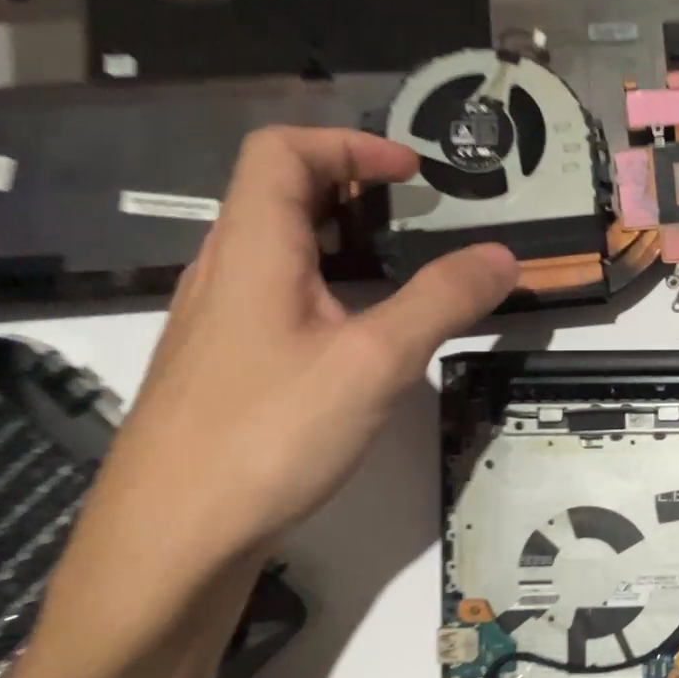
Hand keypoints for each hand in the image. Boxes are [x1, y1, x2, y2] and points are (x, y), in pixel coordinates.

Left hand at [85, 127, 517, 572]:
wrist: (174, 533)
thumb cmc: (270, 433)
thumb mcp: (375, 362)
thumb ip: (442, 301)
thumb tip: (504, 255)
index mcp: (253, 250)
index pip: (283, 151)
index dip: (350, 144)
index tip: (415, 174)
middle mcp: (226, 271)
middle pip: (278, 195)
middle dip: (354, 190)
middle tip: (420, 221)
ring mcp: (219, 322)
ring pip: (280, 252)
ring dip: (342, 243)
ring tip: (405, 274)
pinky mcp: (226, 367)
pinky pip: (279, 299)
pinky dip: (329, 291)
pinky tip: (363, 342)